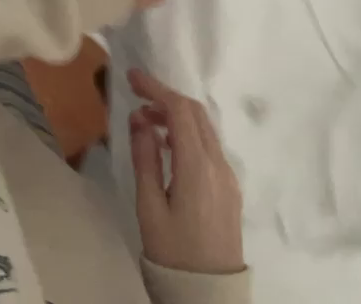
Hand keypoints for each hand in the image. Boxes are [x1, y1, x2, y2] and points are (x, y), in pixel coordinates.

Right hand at [128, 68, 245, 275]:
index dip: (156, 88)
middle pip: (196, 113)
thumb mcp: (149, 206)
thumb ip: (145, 158)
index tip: (131, 77)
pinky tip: (167, 143)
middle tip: (136, 94)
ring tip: (146, 120)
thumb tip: (140, 119)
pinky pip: (209, 146)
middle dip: (166, 96)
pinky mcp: (229, 188)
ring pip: (205, 128)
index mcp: (198, 167)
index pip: (180, 110)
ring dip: (177, 114)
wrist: (209, 294)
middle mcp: (219, 165)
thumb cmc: (172, 252)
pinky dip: (187, 132)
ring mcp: (228, 176)